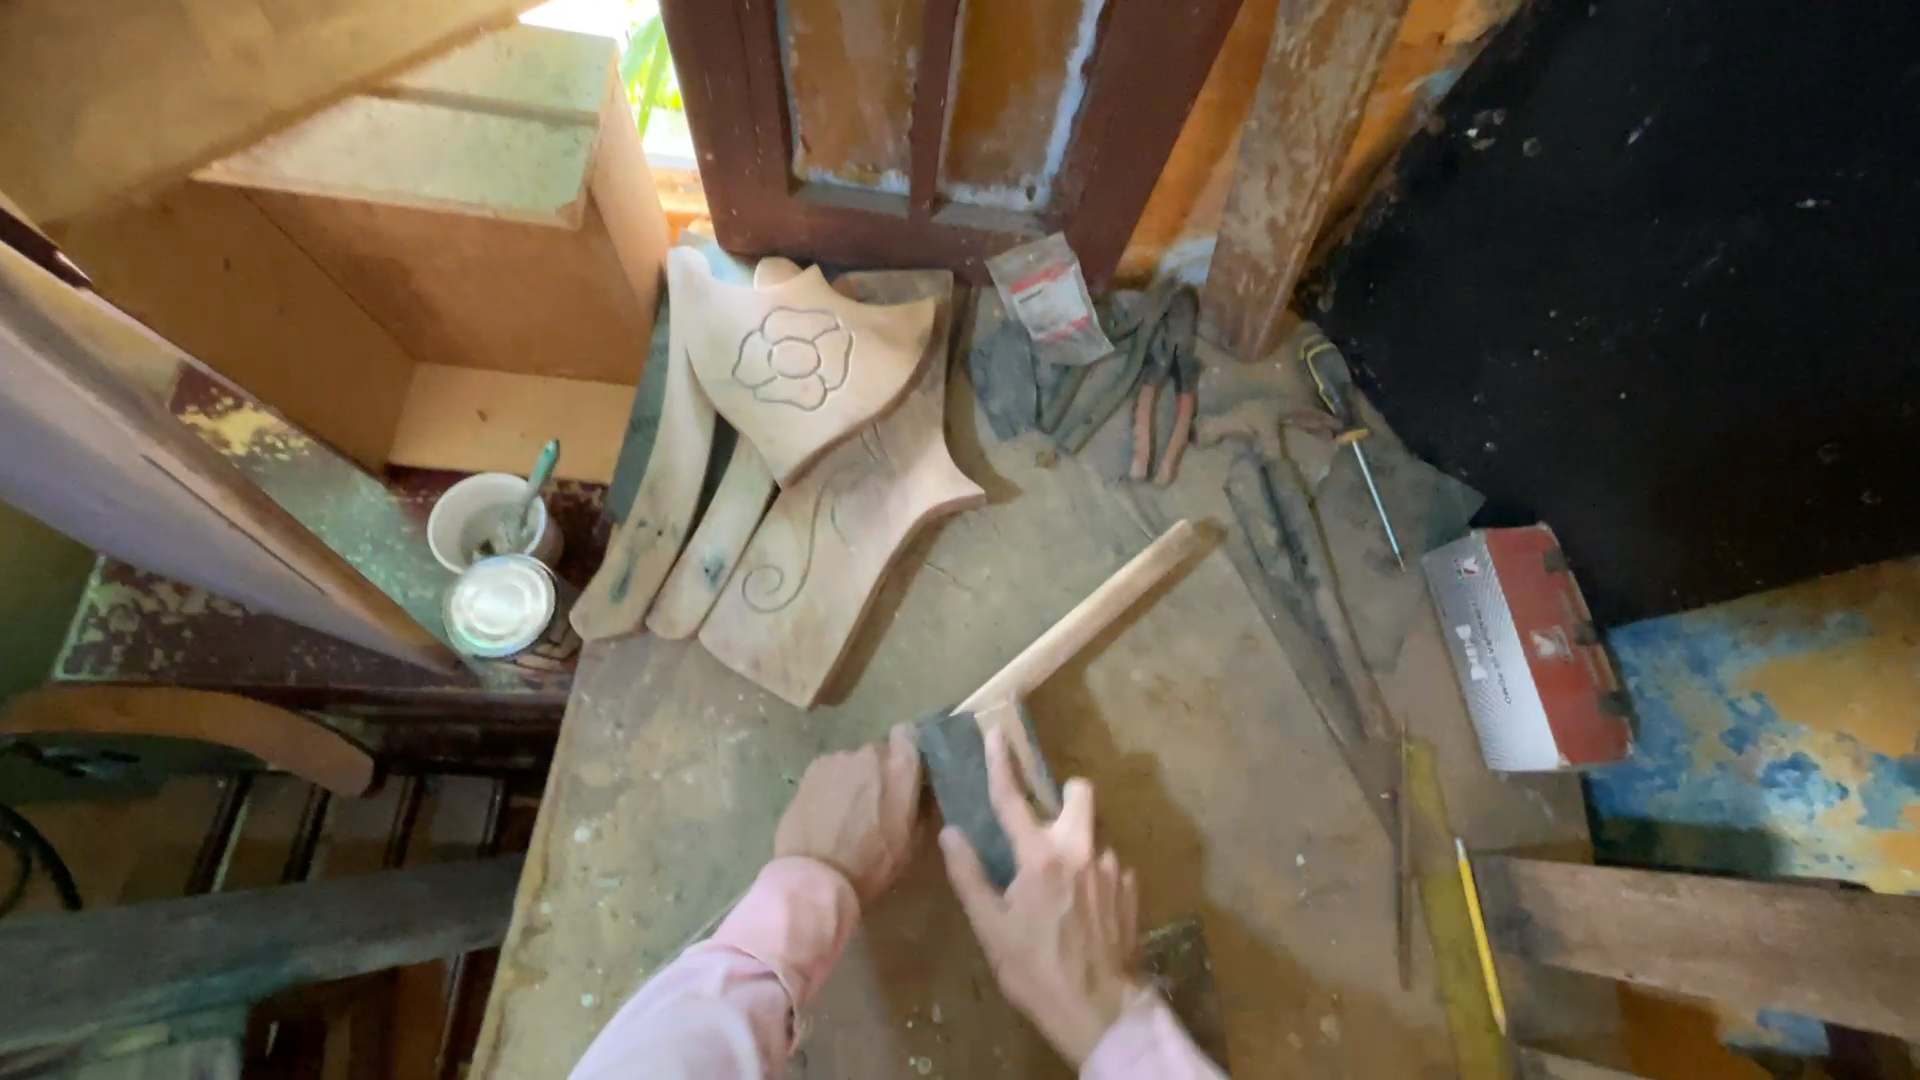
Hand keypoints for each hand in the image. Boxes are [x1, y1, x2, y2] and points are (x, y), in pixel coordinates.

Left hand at [774, 723, 922, 902]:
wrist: (816, 876)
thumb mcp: (912, 844)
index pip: (908, 733)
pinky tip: (825, 812)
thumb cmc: (872, 864)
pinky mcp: (814, 768)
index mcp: (901, 768)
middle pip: (879, 752)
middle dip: (879, 771)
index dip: (906, 748)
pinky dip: (830, 786)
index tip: (904, 769)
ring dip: (853, 779)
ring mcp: (839, 758)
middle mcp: (871, 753)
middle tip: (875, 802)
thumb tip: (929, 792)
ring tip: (845, 812)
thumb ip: (925, 809)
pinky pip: (830, 771)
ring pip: (853, 763)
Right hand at [940, 725, 1143, 1066]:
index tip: (996, 733)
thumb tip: (952, 833)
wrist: (1099, 1011)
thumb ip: (969, 875)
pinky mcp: (1130, 888)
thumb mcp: (991, 928)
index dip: (1001, 763)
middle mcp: (1080, 849)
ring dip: (1078, 845)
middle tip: (1048, 823)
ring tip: (1064, 887)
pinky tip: (1086, 907)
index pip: (1013, 798)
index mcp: (1040, 856)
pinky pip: (1110, 864)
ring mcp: (1111, 867)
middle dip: (1065, 794)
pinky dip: (1095, 874)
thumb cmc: (1036, 969)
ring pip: (1094, 833)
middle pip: (1080, 793)